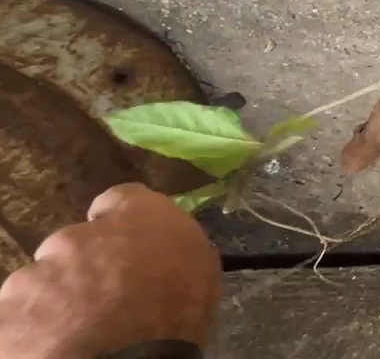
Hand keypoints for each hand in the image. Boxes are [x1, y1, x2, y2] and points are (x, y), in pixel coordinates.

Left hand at [0, 184, 220, 358]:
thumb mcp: (198, 261)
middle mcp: (78, 236)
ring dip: (51, 296)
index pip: (119, 198)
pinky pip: (13, 317)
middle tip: (99, 291)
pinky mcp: (0, 316)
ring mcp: (31, 277)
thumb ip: (170, 242)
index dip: (121, 218)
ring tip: (70, 325)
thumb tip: (157, 247)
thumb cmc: (178, 306)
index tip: (128, 240)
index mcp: (136, 215)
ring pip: (37, 282)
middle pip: (73, 243)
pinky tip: (51, 343)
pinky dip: (28, 327)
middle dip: (81, 263)